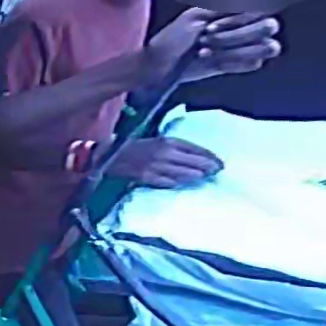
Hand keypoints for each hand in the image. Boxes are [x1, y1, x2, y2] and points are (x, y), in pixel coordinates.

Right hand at [107, 137, 222, 187]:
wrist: (105, 155)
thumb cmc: (132, 147)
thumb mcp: (155, 141)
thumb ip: (175, 147)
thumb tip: (199, 157)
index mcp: (168, 141)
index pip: (199, 150)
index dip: (213, 158)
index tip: (220, 164)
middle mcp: (165, 153)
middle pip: (197, 163)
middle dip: (209, 168)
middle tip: (215, 172)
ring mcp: (156, 166)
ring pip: (187, 174)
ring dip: (197, 177)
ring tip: (202, 178)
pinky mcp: (147, 177)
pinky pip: (169, 182)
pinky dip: (178, 183)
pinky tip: (181, 183)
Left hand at [138, 10, 280, 86]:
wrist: (158, 65)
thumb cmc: (173, 39)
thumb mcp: (195, 16)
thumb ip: (227, 4)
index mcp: (241, 11)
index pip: (266, 8)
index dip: (239, 19)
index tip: (208, 27)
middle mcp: (251, 26)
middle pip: (268, 27)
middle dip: (232, 36)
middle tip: (203, 40)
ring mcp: (250, 46)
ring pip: (267, 47)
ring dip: (233, 51)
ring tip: (204, 52)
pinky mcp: (244, 64)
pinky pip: (254, 63)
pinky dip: (231, 63)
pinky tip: (211, 62)